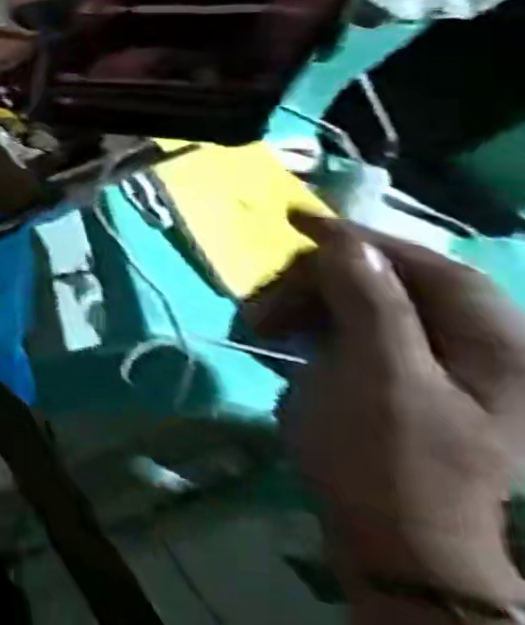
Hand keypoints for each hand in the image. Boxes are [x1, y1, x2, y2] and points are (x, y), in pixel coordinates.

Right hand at [246, 215, 524, 604]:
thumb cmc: (386, 453)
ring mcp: (440, 373)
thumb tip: (344, 239)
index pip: (436, 269)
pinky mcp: (399, 384)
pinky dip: (310, 326)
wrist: (390, 537)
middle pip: (395, 286)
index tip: (296, 223)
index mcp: (500, 351)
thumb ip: (370, 303)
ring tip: (260, 326)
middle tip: (264, 302)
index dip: (368, 241)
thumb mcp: (376, 374)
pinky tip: (278, 340)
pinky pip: (353, 332)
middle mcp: (481, 354)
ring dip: (306, 304)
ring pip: (366, 306)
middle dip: (321, 282)